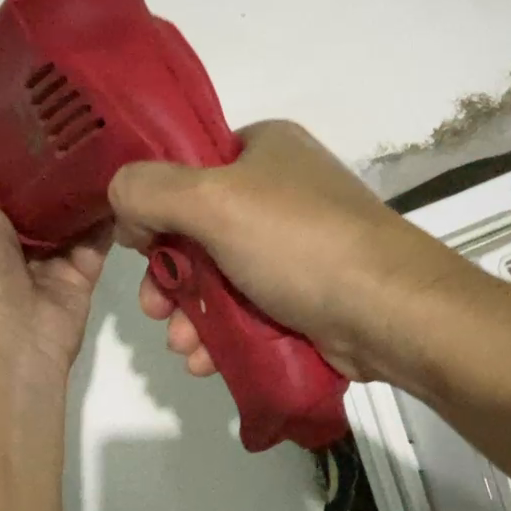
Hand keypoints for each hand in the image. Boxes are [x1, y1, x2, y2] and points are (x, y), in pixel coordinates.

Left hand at [0, 97, 110, 378]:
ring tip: (112, 123)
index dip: (2, 126)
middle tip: (82, 95)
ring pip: (71, 205)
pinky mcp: (84, 266)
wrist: (14, 343)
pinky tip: (131, 170)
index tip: (26, 78)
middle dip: (52, 148)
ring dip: (87, 174)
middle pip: (35, 182)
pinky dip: (113, 209)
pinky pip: (100, 232)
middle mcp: (13, 230)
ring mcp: (51, 250)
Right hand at [108, 120, 469, 383]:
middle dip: (168, 278)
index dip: (154, 207)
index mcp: (263, 148)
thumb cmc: (298, 243)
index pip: (188, 167)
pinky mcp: (306, 294)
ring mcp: (295, 246)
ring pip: (219, 277)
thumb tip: (122, 205)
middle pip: (197, 231)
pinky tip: (205, 361)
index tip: (136, 248)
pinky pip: (247, 309)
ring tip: (183, 349)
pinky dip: (221, 334)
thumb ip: (149, 191)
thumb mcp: (212, 201)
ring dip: (190, 315)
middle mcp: (279, 190)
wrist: (388, 311)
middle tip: (153, 310)